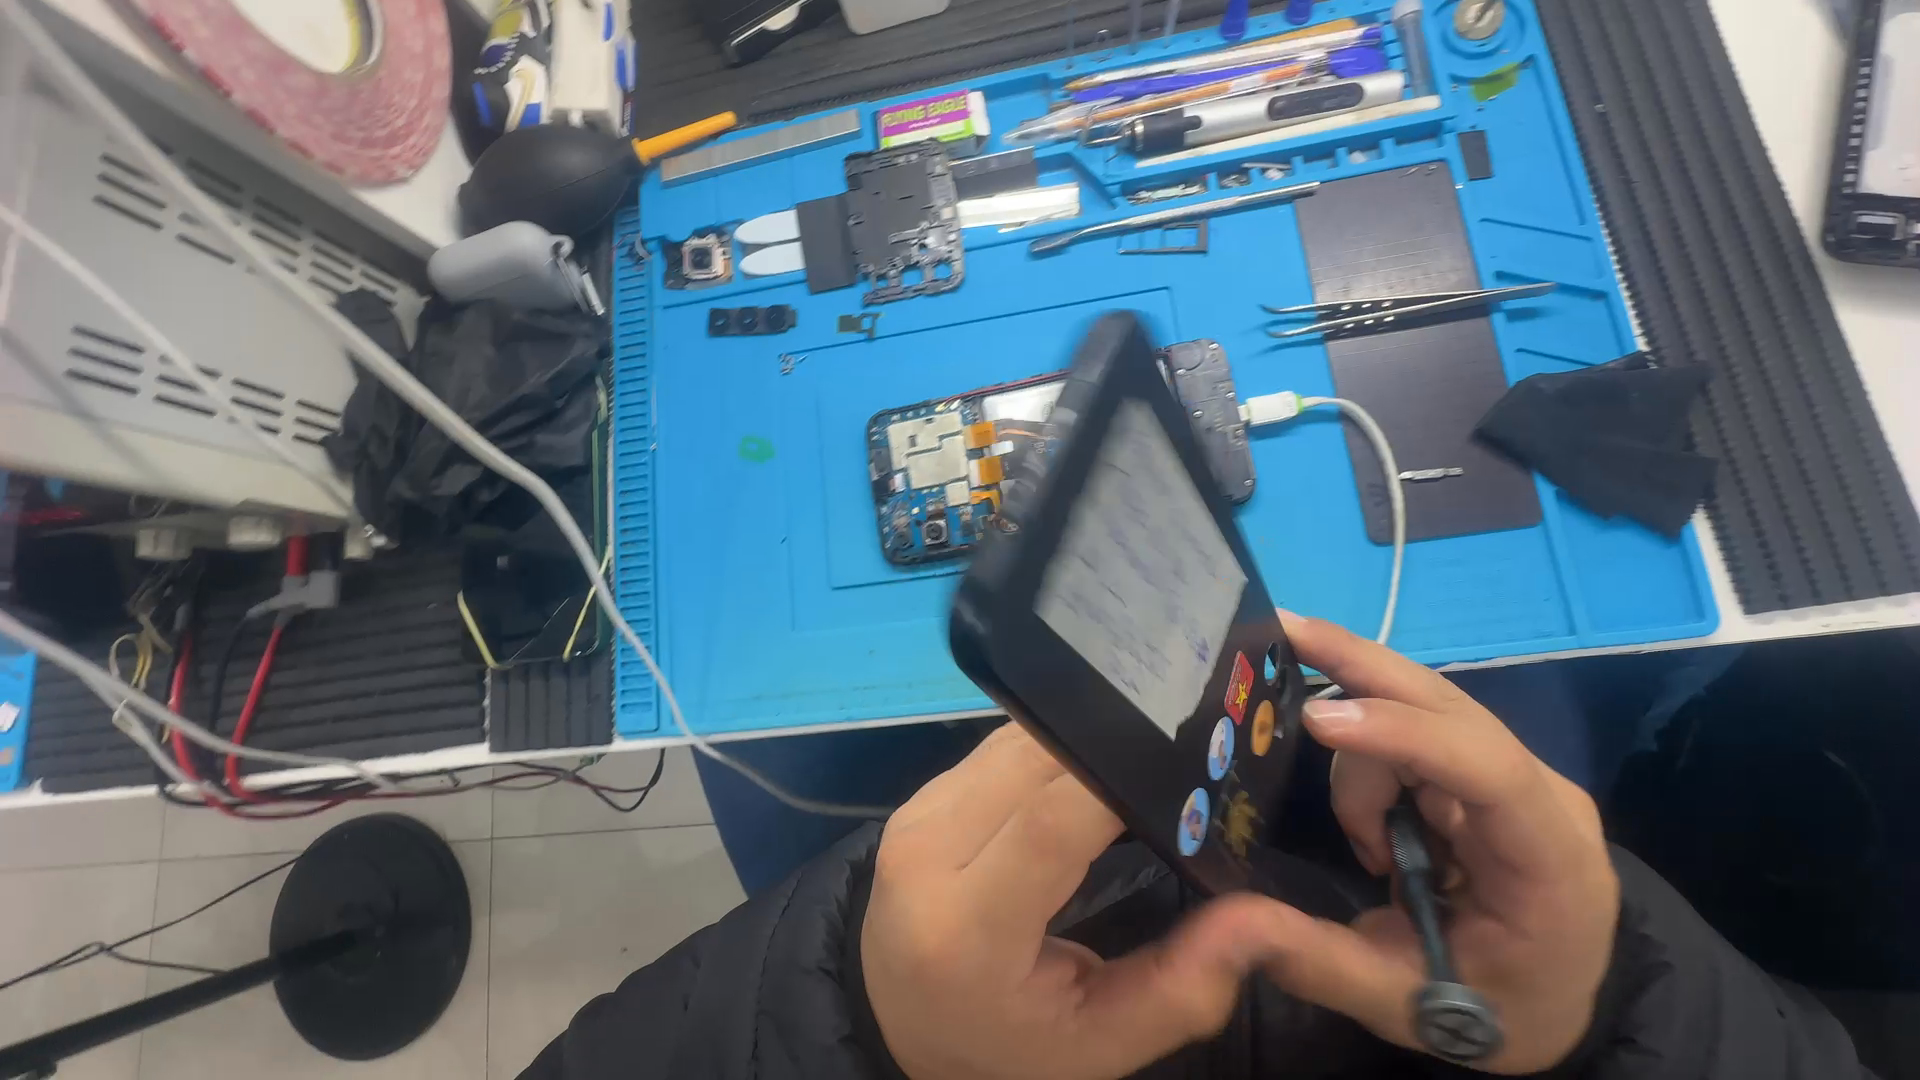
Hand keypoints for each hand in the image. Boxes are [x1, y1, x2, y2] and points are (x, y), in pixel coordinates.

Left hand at [862, 724, 1311, 1079]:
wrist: (896, 1018)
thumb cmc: (1004, 1043)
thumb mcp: (1100, 1042)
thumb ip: (1184, 985)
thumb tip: (1263, 914)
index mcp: (967, 929)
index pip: (1050, 823)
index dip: (1119, 781)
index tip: (1184, 771)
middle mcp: (929, 854)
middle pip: (1033, 766)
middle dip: (1109, 753)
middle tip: (1173, 761)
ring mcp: (915, 815)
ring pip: (1015, 744)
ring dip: (1080, 744)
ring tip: (1135, 762)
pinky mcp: (917, 796)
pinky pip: (995, 750)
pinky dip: (1048, 749)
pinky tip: (1083, 768)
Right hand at [1264, 611, 1620, 1073]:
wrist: (1556, 1004)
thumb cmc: (1494, 1010)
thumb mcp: (1401, 1001)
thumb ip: (1315, 959)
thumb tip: (1223, 920)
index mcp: (1547, 859)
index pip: (1487, 769)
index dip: (1400, 733)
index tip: (1316, 719)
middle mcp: (1537, 792)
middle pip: (1443, 702)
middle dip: (1356, 663)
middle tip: (1278, 628)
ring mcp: (1507, 768)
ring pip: (1407, 710)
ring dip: (1356, 759)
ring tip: (1365, 848)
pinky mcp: (1477, 761)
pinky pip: (1404, 726)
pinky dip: (1362, 750)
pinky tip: (1367, 818)